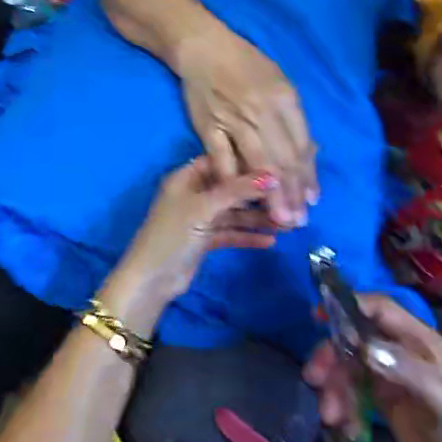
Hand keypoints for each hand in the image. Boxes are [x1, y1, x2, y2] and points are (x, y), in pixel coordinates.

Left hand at [101, 158, 282, 325]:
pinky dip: (247, 235)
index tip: (277, 167)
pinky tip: (271, 240)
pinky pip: (230, 232)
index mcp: (185, 178)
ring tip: (288, 223)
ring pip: (233, 213)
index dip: (247, 164)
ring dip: (257, 218)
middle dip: (258, 195)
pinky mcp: (204, 239)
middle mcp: (193, 194)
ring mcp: (198, 217)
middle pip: (230, 189)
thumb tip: (273, 175)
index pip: (221, 162)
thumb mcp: (204, 208)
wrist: (152, 280)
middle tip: (289, 199)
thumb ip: (237, 191)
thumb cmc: (173, 235)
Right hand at [175, 25, 316, 227]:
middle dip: (294, 193)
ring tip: (280, 219)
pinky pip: (223, 159)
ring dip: (271, 194)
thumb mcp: (278, 81)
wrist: (203, 48)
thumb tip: (308, 151)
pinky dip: (234, 181)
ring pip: (258, 163)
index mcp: (284, 98)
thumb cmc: (244, 63)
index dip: (308, 175)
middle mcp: (263, 111)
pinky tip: (242, 201)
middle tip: (300, 221)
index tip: (313, 201)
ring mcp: (234, 120)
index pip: (300, 144)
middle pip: (283, 158)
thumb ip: (291, 116)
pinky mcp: (208, 127)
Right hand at [303, 295, 441, 441]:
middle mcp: (405, 355)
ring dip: (334, 388)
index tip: (317, 315)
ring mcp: (393, 380)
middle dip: (332, 357)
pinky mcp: (385, 404)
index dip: (350, 305)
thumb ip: (409, 373)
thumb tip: (365, 346)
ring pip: (349, 368)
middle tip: (314, 379)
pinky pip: (353, 394)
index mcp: (424, 345)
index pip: (381, 310)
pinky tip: (349, 431)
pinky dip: (344, 408)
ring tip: (332, 419)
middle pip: (356, 340)